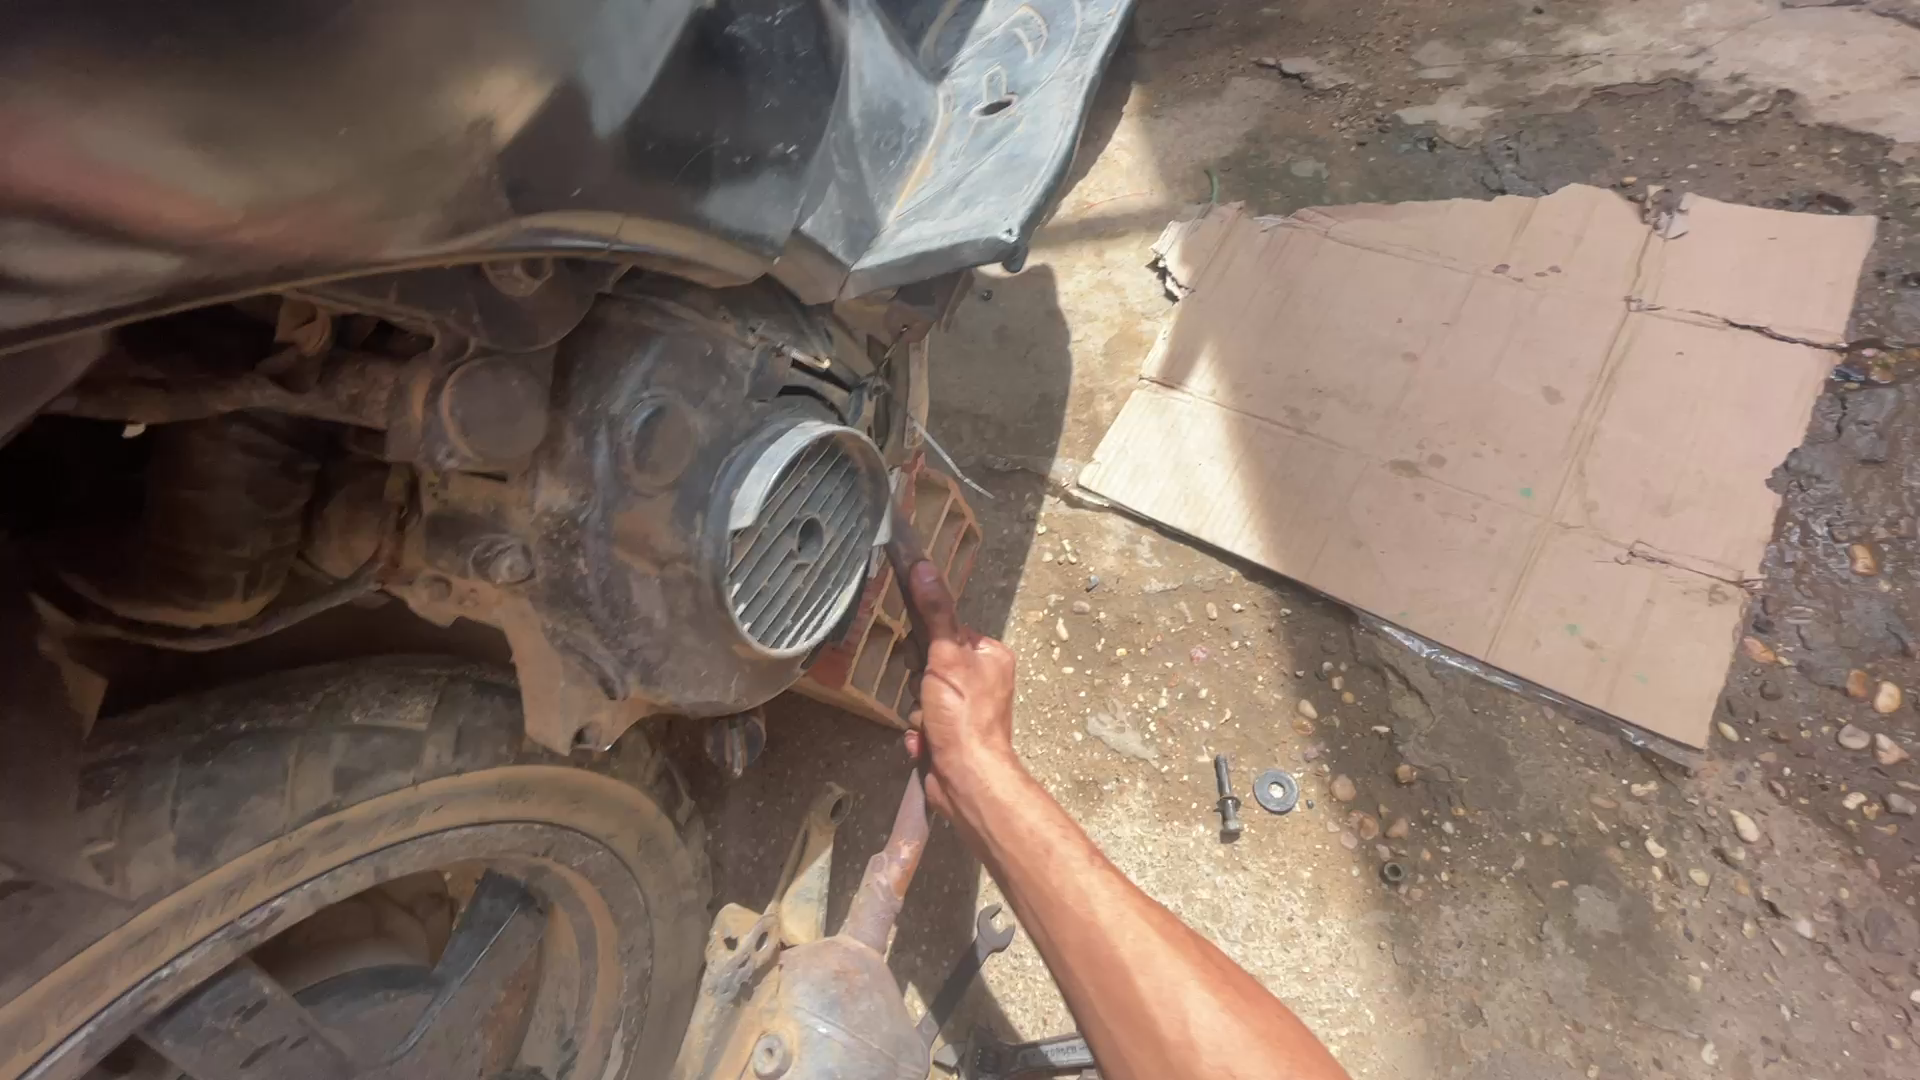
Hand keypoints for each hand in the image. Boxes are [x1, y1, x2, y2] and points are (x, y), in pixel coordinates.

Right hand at [900, 560, 1022, 828]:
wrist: (967, 779)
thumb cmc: (963, 714)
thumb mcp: (946, 655)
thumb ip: (934, 612)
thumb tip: (923, 566)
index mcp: (990, 655)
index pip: (947, 632)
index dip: (928, 645)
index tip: (924, 661)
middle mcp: (983, 679)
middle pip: (930, 664)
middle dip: (920, 683)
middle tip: (927, 696)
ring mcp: (967, 709)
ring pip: (921, 694)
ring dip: (918, 711)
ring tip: (930, 724)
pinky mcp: (952, 735)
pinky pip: (923, 723)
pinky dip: (920, 734)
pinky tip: (928, 743)